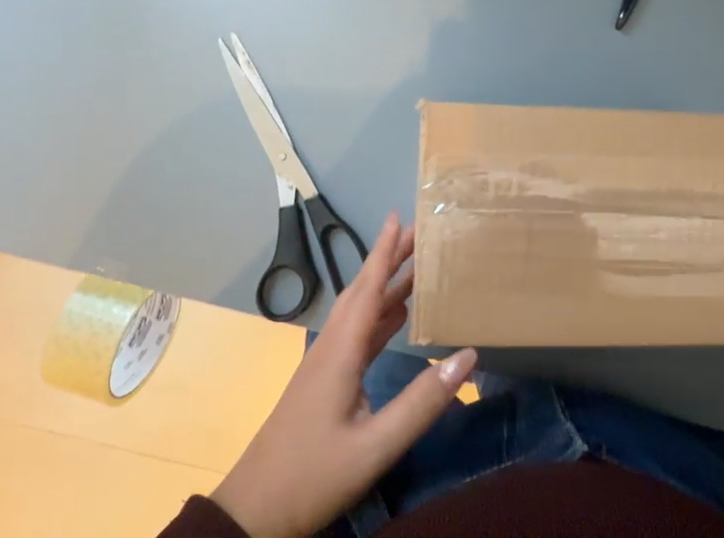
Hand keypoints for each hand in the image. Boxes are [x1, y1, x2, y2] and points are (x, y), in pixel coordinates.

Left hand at [211, 214, 477, 537]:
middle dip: (390, 260)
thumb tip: (468, 355)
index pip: (368, 290)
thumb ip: (422, 402)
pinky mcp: (324, 384)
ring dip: (387, 287)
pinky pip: (358, 336)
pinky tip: (398, 318)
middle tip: (421, 234)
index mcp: (340, 353)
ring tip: (418, 267)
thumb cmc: (313, 475)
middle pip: (364, 293)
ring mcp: (325, 367)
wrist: (255, 512)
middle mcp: (331, 349)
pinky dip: (381, 317)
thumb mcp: (376, 445)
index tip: (400, 215)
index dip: (384, 252)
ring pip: (360, 313)